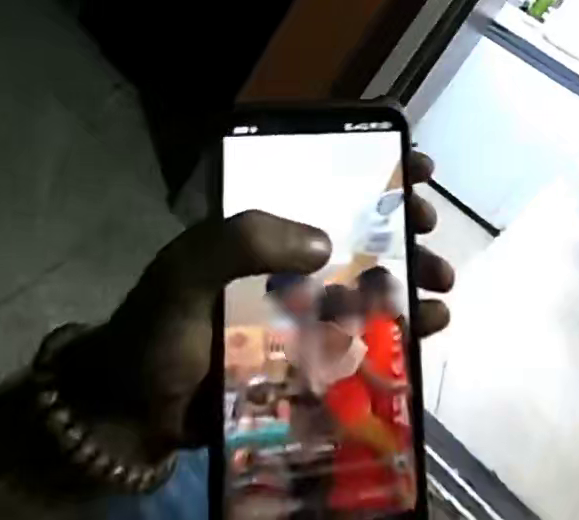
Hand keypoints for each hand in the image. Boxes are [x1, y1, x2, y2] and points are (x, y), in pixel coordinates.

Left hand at [57, 150, 455, 456]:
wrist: (137, 413)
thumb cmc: (159, 328)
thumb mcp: (188, 269)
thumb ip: (242, 241)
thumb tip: (326, 243)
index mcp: (252, 229)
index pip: (314, 184)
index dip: (364, 170)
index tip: (412, 164)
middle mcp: (279, 261)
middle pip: (350, 231)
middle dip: (397, 221)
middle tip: (430, 222)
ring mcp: (296, 309)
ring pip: (365, 281)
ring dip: (409, 274)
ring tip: (441, 278)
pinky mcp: (308, 358)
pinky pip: (363, 335)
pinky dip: (399, 326)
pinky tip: (429, 324)